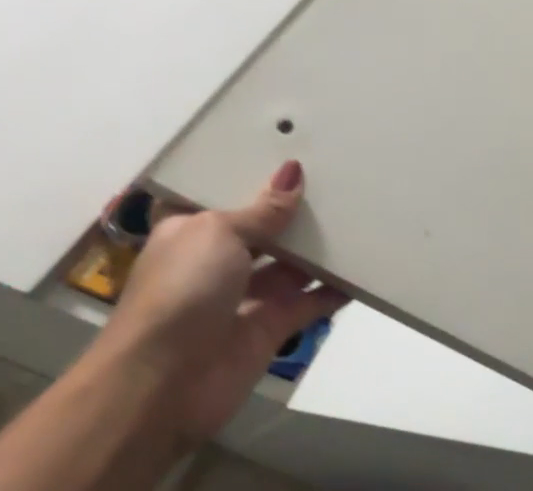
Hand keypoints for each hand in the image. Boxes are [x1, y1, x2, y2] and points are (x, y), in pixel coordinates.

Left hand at [94, 160, 348, 443]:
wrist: (161, 386)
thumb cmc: (180, 292)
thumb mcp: (218, 234)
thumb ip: (263, 209)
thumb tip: (293, 171)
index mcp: (192, 233)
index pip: (222, 196)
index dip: (252, 174)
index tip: (291, 147)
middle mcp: (219, 261)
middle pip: (266, 228)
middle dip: (297, 206)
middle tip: (346, 170)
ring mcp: (248, 294)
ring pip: (294, 262)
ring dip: (324, 243)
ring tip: (367, 208)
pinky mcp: (274, 325)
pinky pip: (314, 299)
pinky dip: (340, 286)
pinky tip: (371, 261)